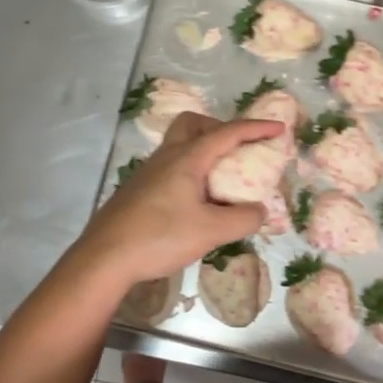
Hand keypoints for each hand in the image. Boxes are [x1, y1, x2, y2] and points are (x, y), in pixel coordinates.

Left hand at [71, 112, 279, 289]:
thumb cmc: (159, 237)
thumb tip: (259, 211)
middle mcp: (166, 158)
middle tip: (237, 149)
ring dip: (203, 152)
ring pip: (179, 147)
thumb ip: (243, 218)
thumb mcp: (211, 231)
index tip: (278, 129)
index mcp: (187, 159)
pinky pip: (170, 169)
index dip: (256, 128)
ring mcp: (148, 173)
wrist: (104, 258)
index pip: (227, 133)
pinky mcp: (138, 191)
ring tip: (221, 180)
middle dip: (219, 128)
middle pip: (192, 125)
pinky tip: (196, 203)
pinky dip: (190, 173)